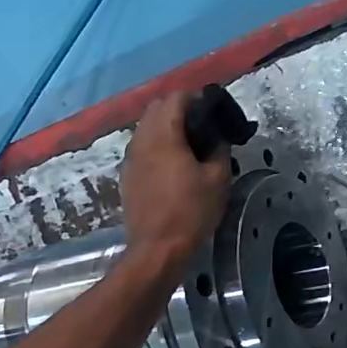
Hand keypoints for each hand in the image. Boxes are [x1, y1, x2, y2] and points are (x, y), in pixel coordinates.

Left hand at [119, 92, 230, 271]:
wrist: (157, 249)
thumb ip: (219, 149)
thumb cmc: (191, 212)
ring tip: (190, 145)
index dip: (196, 98)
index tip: (213, 111)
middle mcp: (141, 140)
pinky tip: (174, 164)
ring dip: (166, 127)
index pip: (175, 98)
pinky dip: (157, 145)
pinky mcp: (127, 175)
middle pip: (157, 109)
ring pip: (146, 128)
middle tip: (202, 126)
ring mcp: (130, 158)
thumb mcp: (218, 180)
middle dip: (179, 109)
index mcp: (163, 135)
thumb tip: (217, 136)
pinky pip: (142, 147)